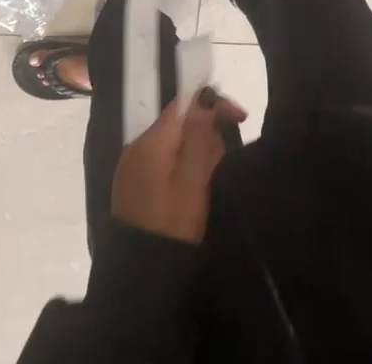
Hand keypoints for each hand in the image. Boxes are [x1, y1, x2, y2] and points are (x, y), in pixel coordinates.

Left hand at [111, 89, 246, 243]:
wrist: (139, 273)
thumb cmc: (173, 223)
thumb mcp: (194, 179)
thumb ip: (200, 135)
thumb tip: (205, 99)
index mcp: (152, 141)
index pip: (185, 103)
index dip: (214, 105)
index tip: (240, 119)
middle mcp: (137, 146)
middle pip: (179, 122)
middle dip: (205, 133)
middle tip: (220, 161)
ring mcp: (131, 166)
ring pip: (173, 142)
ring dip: (195, 151)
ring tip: (207, 179)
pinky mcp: (131, 184)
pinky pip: (162, 160)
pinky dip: (181, 165)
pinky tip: (190, 187)